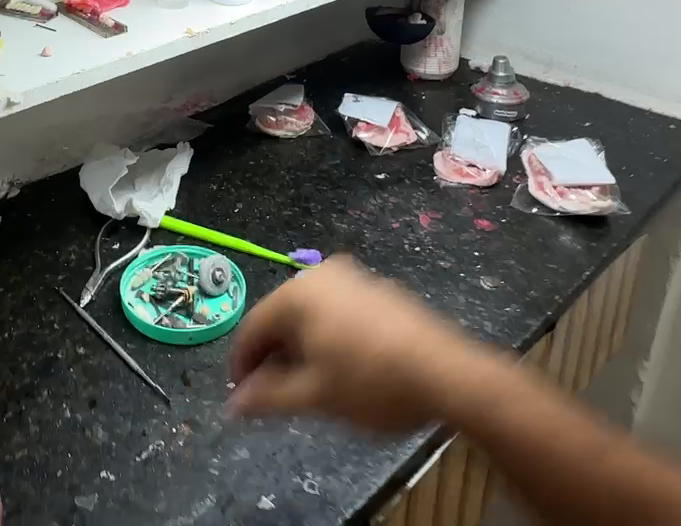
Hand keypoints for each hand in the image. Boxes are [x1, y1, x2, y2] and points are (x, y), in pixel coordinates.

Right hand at [225, 256, 513, 432]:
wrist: (448, 373)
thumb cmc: (372, 382)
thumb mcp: (314, 396)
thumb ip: (267, 397)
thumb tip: (233, 405)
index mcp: (297, 293)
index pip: (252, 327)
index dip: (241, 364)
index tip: (240, 396)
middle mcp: (319, 275)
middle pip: (281, 317)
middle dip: (273, 356)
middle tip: (272, 395)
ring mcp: (352, 278)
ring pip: (310, 314)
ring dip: (300, 348)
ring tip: (307, 385)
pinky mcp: (377, 289)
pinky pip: (336, 311)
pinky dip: (327, 337)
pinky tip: (340, 367)